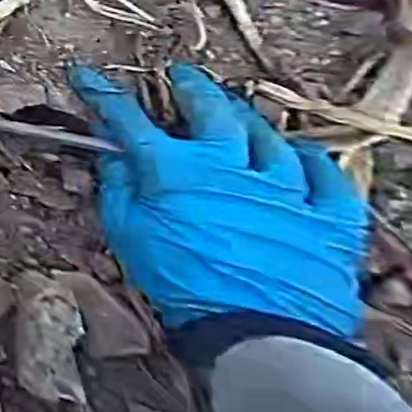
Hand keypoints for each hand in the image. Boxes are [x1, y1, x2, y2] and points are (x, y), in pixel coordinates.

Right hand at [68, 64, 367, 338]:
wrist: (259, 336)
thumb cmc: (179, 280)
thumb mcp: (127, 230)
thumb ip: (118, 184)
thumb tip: (113, 152)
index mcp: (172, 168)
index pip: (127, 116)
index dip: (101, 93)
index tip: (84, 76)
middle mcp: (227, 164)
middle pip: (210, 108)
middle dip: (191, 86)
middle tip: (183, 75)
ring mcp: (282, 189)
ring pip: (267, 136)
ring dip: (247, 119)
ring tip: (237, 111)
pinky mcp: (328, 220)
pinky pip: (327, 180)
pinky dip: (314, 162)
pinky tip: (302, 154)